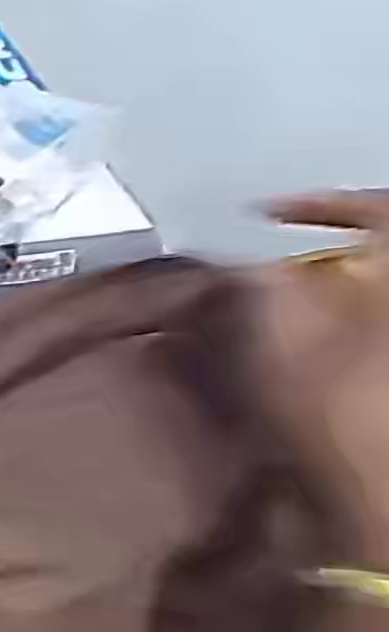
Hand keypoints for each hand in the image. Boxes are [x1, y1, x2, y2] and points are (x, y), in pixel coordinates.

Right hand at [257, 190, 388, 560]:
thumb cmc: (344, 427)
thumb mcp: (288, 364)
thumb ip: (274, 303)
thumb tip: (255, 263)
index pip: (382, 214)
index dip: (325, 204)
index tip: (265, 211)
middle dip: (356, 228)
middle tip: (301, 238)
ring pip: (383, 279)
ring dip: (362, 266)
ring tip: (323, 274)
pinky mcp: (382, 353)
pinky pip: (380, 306)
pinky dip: (368, 295)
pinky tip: (348, 310)